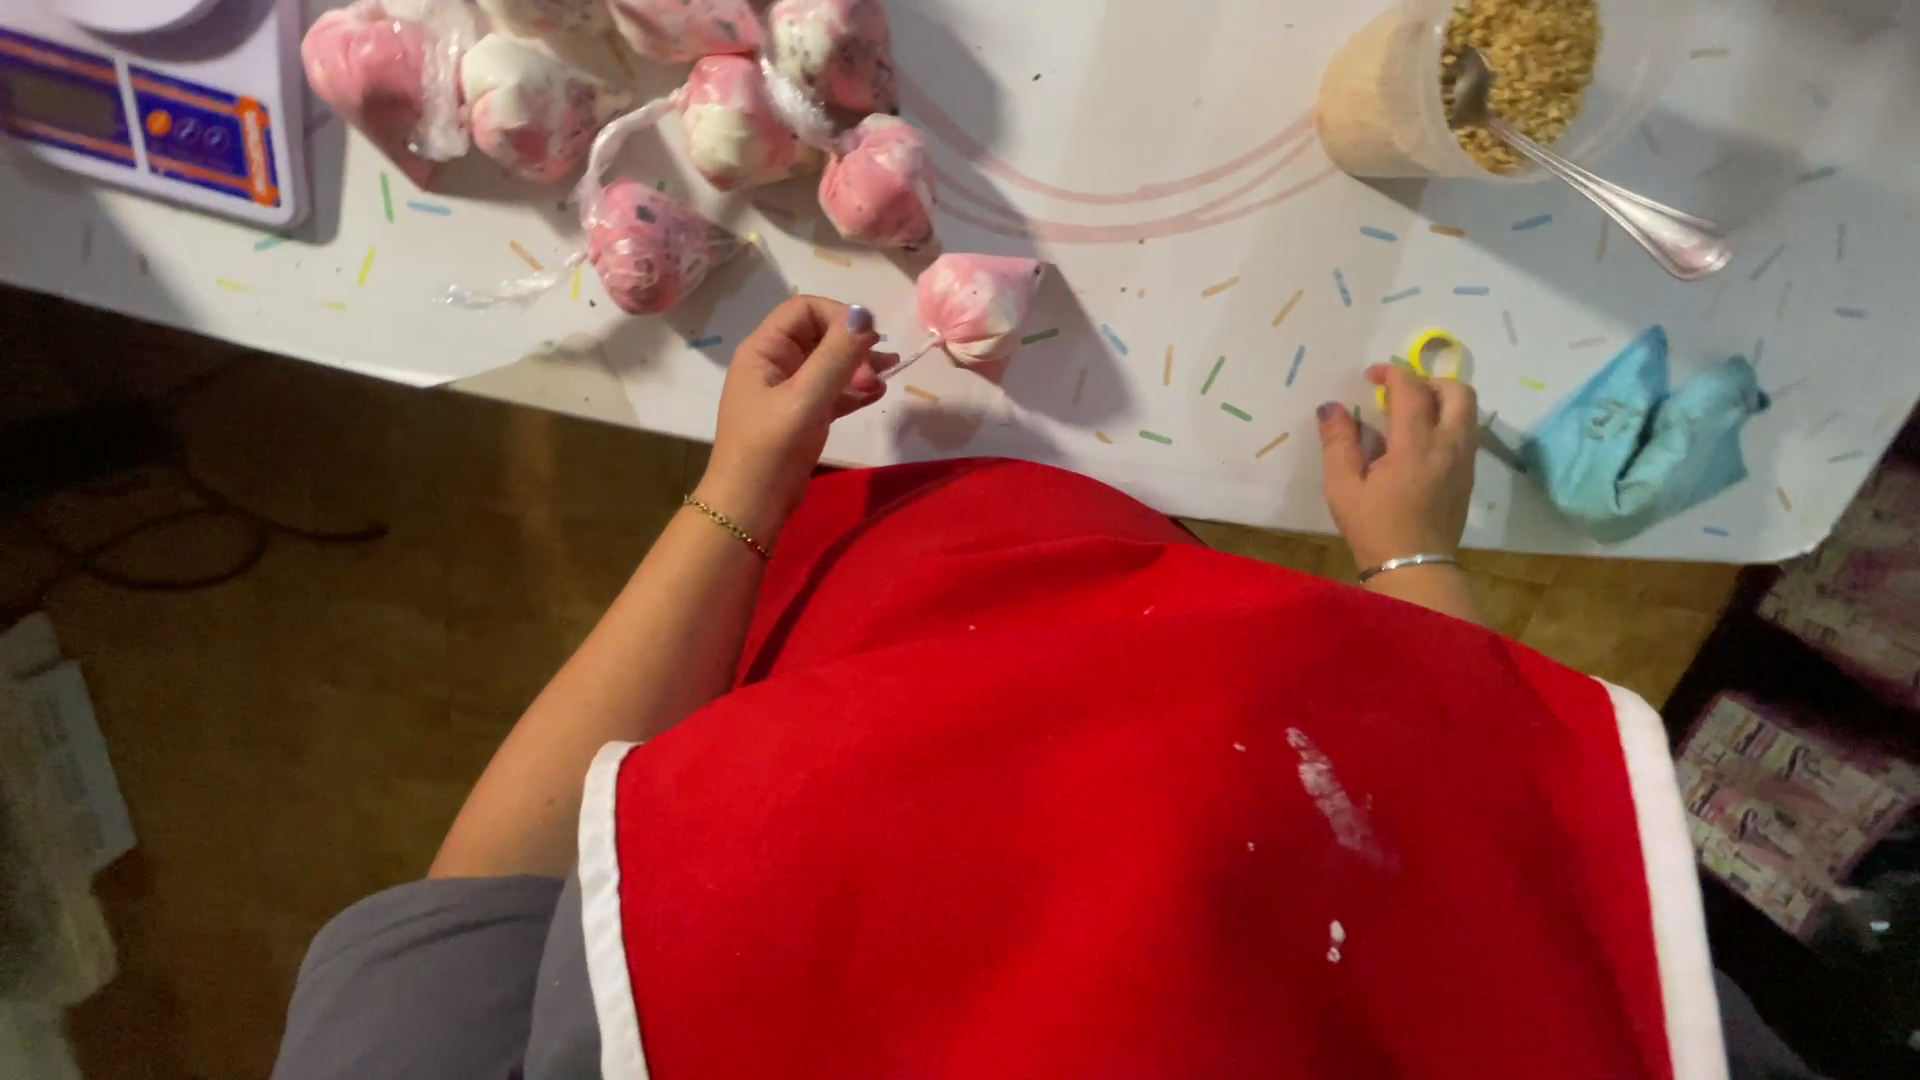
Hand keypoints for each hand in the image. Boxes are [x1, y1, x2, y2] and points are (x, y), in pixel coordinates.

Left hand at [696, 296, 895, 543]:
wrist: (752, 505)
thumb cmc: (771, 449)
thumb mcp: (805, 399)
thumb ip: (836, 357)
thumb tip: (865, 315)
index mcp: (763, 350)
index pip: (805, 310)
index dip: (839, 317)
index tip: (870, 340)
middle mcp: (775, 363)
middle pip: (821, 335)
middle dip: (853, 348)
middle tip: (876, 374)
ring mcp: (790, 391)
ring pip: (830, 365)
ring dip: (860, 368)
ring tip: (885, 380)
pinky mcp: (804, 416)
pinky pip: (833, 391)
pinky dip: (855, 391)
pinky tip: (877, 395)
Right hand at [1316, 364, 1477, 569]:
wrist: (1414, 565)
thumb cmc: (1373, 526)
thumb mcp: (1342, 487)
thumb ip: (1338, 443)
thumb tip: (1331, 408)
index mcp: (1416, 445)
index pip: (1413, 391)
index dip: (1393, 374)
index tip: (1371, 375)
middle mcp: (1449, 445)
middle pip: (1457, 391)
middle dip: (1428, 381)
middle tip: (1398, 392)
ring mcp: (1464, 459)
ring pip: (1467, 410)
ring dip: (1440, 400)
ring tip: (1408, 413)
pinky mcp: (1468, 474)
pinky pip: (1465, 431)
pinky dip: (1445, 420)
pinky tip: (1418, 440)